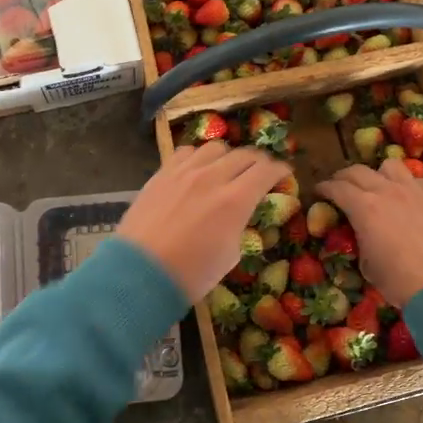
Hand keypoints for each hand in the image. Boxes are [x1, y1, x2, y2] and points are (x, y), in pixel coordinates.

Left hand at [117, 141, 291, 302]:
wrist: (139, 273)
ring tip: (226, 169)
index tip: (284, 174)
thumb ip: (240, 225)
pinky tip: (197, 169)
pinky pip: (187, 152)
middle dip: (258, 163)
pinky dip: (199, 157)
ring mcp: (184, 172)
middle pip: (245, 155)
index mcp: (235, 200)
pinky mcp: (162, 173)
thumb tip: (242, 213)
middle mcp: (212, 177)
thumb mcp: (230, 255)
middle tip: (259, 173)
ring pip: (216, 148)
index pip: (267, 171)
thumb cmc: (190, 274)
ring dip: (228, 157)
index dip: (280, 170)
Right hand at [317, 158, 422, 307]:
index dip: (324, 188)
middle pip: (358, 171)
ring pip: (389, 166)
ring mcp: (414, 191)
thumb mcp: (368, 265)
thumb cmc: (400, 281)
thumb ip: (361, 240)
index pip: (337, 188)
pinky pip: (415, 180)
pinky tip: (406, 199)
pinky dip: (404, 185)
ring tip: (377, 186)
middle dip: (344, 177)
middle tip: (340, 186)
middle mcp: (387, 191)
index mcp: (364, 208)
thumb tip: (363, 233)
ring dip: (377, 174)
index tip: (319, 191)